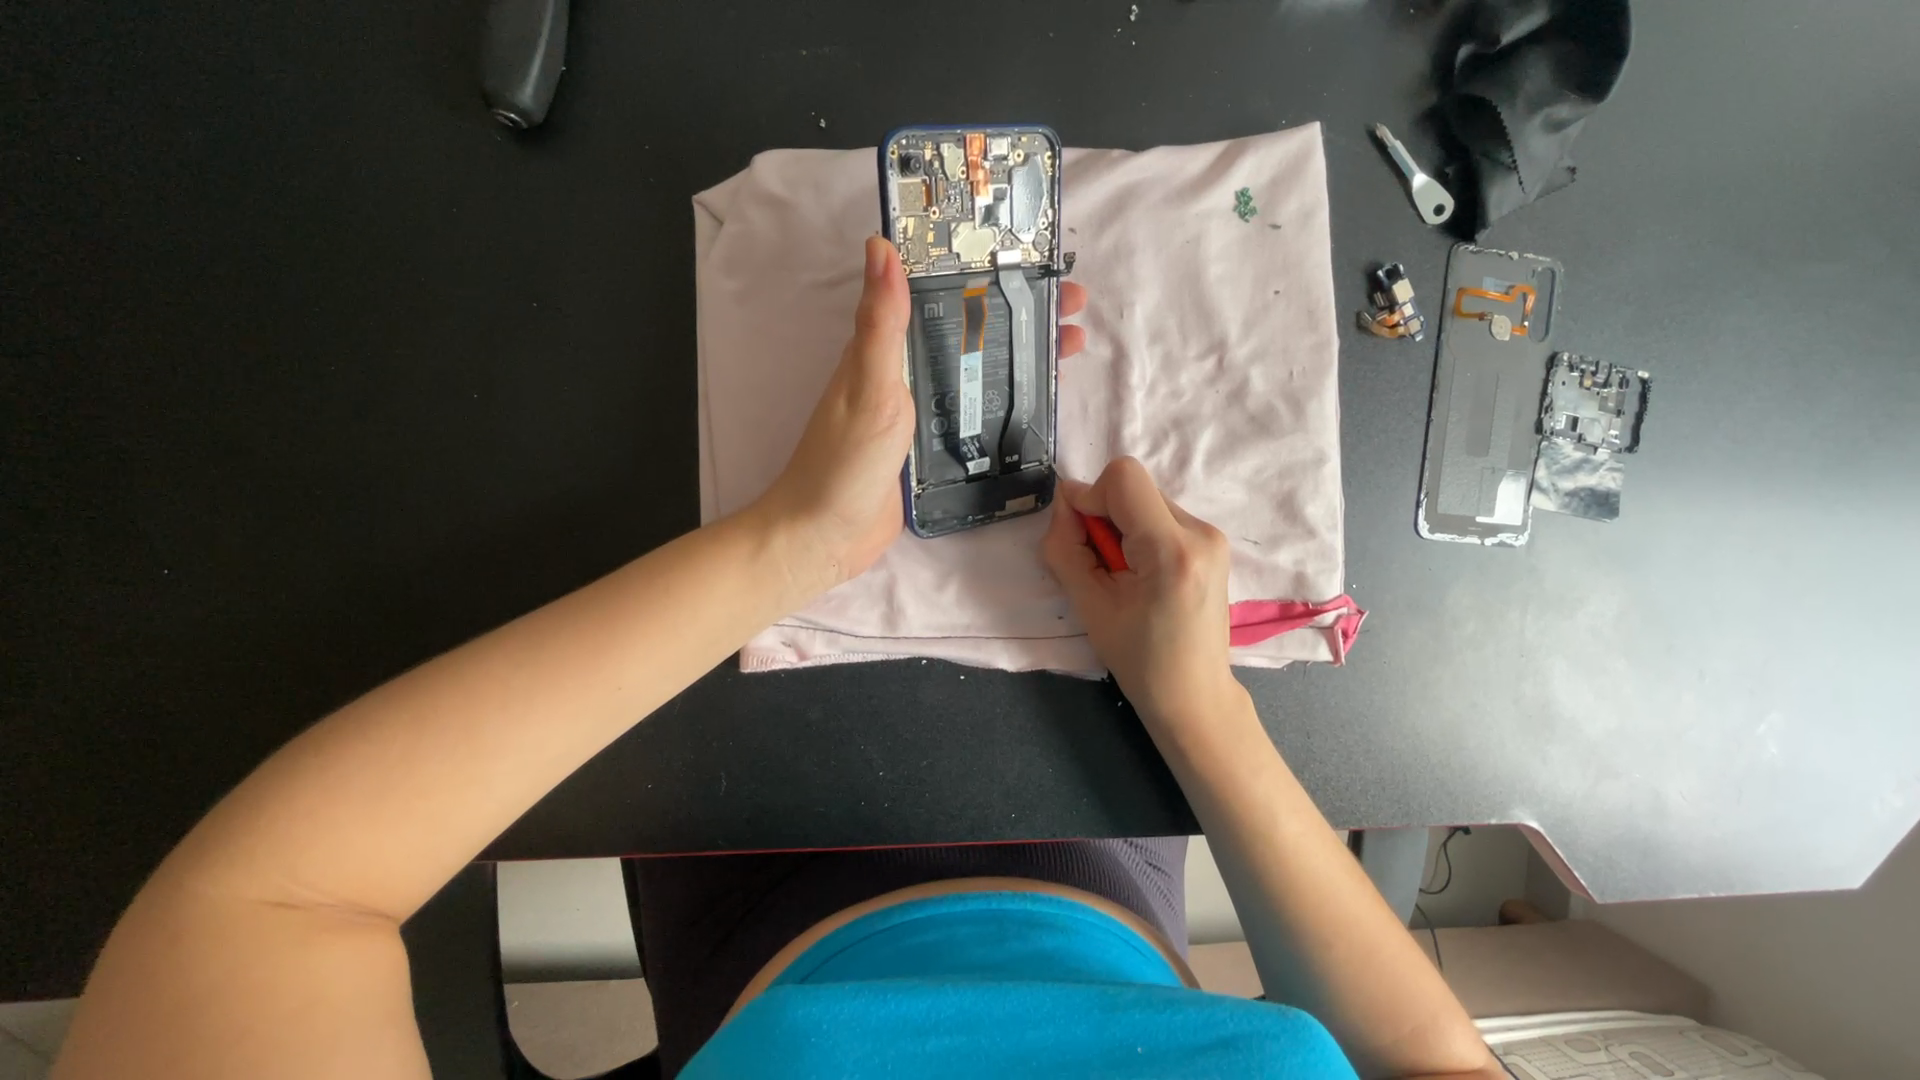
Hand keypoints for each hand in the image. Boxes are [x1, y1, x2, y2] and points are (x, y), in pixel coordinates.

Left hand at [752, 236, 1088, 594]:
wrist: (828, 536)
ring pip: (976, 373)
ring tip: (1068, 349)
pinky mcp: (931, 448)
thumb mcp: (869, 387)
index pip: (940, 297)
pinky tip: (1038, 404)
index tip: (1034, 265)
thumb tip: (881, 246)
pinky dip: (1006, 402)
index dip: (985, 275)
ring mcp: (919, 413)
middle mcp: (904, 375)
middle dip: (1019, 316)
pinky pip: (974, 414)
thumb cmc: (844, 461)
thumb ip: (881, 324)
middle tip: (1071, 308)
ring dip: (1019, 357)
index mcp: (885, 350)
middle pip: (969, 333)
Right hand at [1042, 457, 1241, 725]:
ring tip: (1124, 575)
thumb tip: (1065, 501)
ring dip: (1122, 526)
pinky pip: (1161, 516)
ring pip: (1146, 499)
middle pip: (1134, 487)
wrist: (1194, 694)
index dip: (1090, 497)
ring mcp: (1212, 536)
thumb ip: (1066, 547)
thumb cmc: (1139, 660)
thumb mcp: (1088, 606)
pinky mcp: (1212, 543)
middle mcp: (1201, 532)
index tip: (1082, 538)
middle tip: (1101, 566)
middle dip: (1104, 515)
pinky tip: (1142, 574)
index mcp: (1172, 550)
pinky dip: (1140, 534)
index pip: (1124, 478)